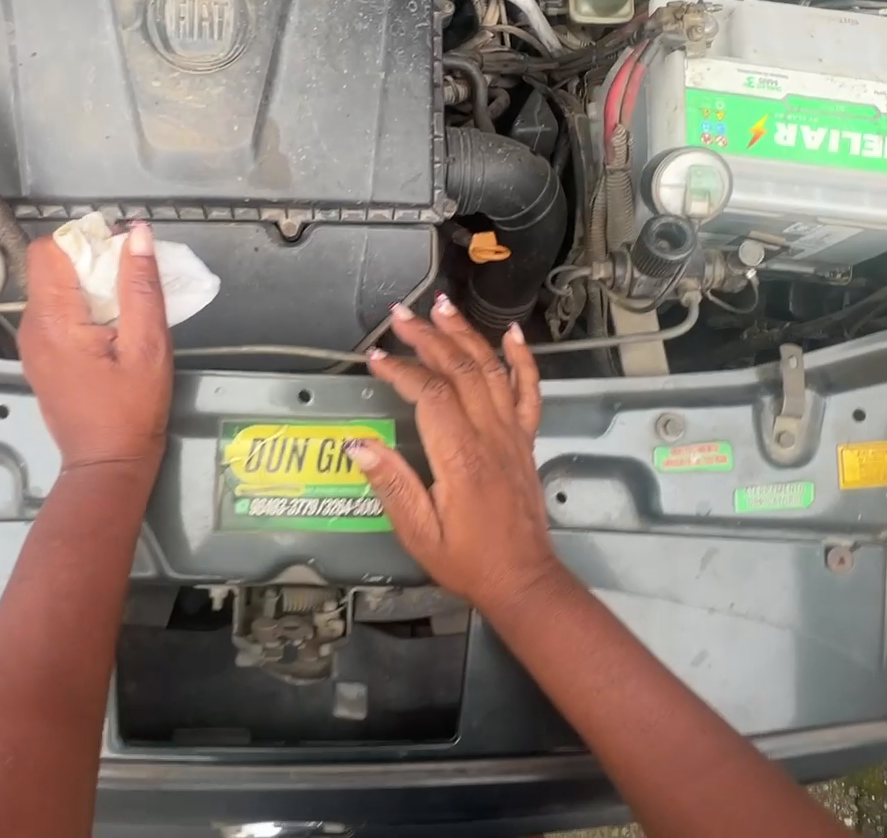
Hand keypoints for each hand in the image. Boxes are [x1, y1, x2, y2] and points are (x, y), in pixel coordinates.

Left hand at [19, 223, 172, 475]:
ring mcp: (31, 344)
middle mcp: (31, 326)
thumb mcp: (148, 345)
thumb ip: (141, 287)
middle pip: (51, 268)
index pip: (48, 250)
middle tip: (133, 279)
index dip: (84, 240)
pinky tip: (113, 326)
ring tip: (127, 304)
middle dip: (92, 262)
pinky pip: (57, 313)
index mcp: (53, 320)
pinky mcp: (40, 357)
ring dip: (90, 285)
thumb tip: (138, 234)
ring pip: (54, 290)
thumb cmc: (132, 408)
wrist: (108, 463)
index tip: (121, 252)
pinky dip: (84, 307)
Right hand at [345, 294, 566, 612]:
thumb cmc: (467, 560)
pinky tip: (511, 334)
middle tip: (400, 315)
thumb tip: (357, 444)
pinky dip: (522, 359)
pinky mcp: (526, 439)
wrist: (524, 579)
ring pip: (491, 370)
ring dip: (465, 335)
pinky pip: (529, 391)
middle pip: (460, 370)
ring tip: (442, 306)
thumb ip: (392, 485)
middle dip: (428, 337)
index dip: (401, 370)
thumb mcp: (418, 533)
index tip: (375, 358)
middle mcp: (491, 435)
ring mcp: (513, 433)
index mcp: (460, 458)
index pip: (430, 395)